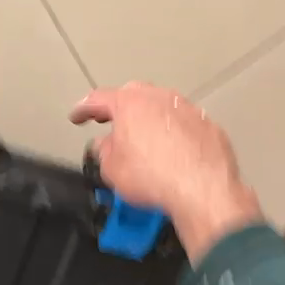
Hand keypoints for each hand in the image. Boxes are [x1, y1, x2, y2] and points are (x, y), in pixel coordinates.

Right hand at [71, 82, 264, 259]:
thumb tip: (106, 145)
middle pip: (134, 96)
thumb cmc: (152, 177)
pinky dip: (173, 134)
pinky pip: (183, 125)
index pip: (98, 99)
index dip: (83, 108)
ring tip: (142, 143)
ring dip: (149, 121)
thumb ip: (104, 151)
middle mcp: (160, 98)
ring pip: (162, 107)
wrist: (202, 188)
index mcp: (130, 104)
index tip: (77, 116)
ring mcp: (187, 109)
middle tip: (111, 124)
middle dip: (120, 108)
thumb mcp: (112, 170)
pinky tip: (170, 154)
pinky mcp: (207, 125)